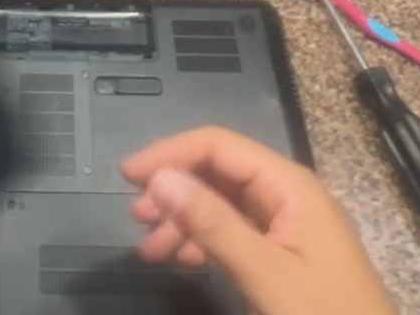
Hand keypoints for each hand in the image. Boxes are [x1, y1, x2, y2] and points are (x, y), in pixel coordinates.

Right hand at [122, 127, 393, 314]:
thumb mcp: (267, 275)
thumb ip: (214, 224)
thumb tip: (161, 177)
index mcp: (290, 185)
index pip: (219, 145)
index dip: (171, 153)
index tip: (129, 175)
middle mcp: (289, 194)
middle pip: (219, 172)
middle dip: (176, 189)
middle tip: (137, 216)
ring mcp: (290, 226)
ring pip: (224, 204)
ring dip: (185, 219)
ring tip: (151, 246)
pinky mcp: (289, 256)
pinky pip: (237, 232)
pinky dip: (205, 241)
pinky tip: (183, 259)